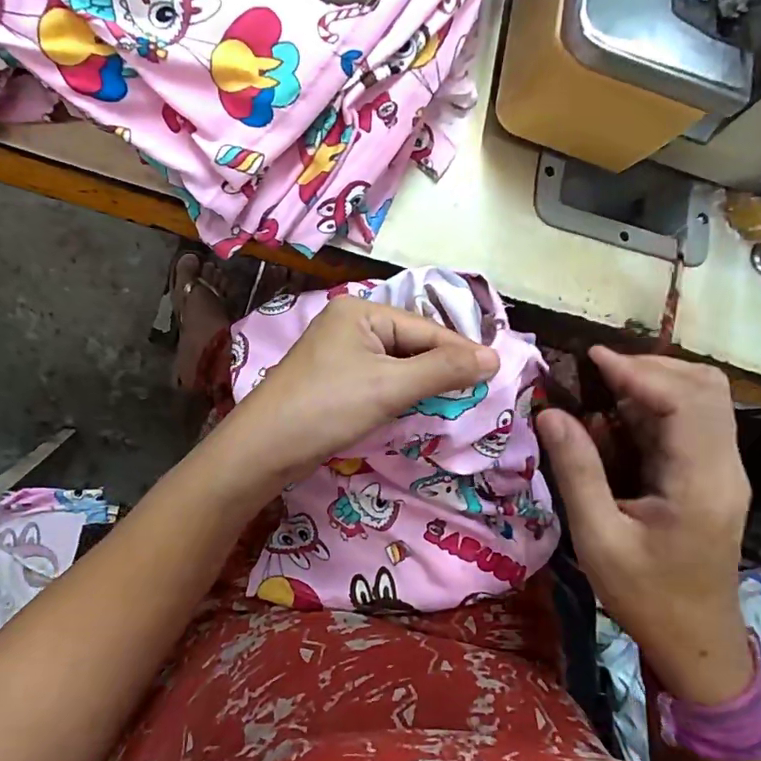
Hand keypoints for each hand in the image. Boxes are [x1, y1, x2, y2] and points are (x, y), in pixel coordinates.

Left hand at [209, 295, 498, 491]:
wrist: (264, 449)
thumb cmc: (328, 408)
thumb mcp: (390, 386)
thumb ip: (443, 370)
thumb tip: (494, 358)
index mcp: (361, 311)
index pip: (426, 328)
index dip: (461, 352)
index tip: (496, 375)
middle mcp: (350, 325)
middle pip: (412, 343)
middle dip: (442, 369)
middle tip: (478, 394)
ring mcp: (340, 354)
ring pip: (397, 365)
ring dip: (423, 384)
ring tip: (456, 403)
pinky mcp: (334, 382)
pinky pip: (379, 381)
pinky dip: (400, 394)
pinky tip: (418, 408)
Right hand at [537, 349, 755, 703]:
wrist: (697, 641)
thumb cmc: (646, 596)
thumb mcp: (599, 539)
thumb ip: (578, 471)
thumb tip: (551, 413)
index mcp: (701, 481)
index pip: (685, 400)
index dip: (638, 370)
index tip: (591, 357)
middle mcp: (722, 466)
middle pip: (704, 388)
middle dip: (649, 368)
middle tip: (595, 371)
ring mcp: (722, 471)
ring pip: (701, 401)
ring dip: (652, 385)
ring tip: (600, 388)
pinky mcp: (711, 477)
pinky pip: (689, 425)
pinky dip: (653, 409)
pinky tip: (614, 419)